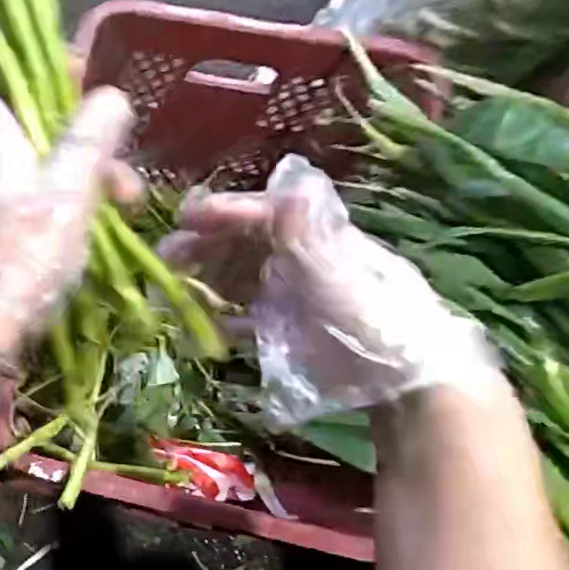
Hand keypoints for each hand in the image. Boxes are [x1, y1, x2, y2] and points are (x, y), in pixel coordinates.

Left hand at [0, 88, 138, 351]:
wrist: (0, 324)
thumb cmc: (29, 255)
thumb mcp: (67, 191)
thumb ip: (89, 140)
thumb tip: (110, 94)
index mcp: (5, 149)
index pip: (6, 88)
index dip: (41, 72)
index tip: (84, 73)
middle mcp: (6, 169)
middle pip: (49, 129)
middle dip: (94, 138)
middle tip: (124, 165)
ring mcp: (17, 201)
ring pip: (64, 166)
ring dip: (101, 177)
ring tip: (129, 205)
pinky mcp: (29, 231)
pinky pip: (65, 200)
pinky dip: (90, 204)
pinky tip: (115, 221)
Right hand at [158, 154, 500, 426]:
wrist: (404, 381)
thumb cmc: (374, 324)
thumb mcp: (339, 277)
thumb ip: (307, 238)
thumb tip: (288, 188)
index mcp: (315, 239)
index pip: (262, 213)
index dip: (224, 211)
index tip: (184, 217)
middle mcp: (297, 260)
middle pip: (240, 243)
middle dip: (200, 246)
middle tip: (163, 258)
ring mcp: (288, 293)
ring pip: (234, 278)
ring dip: (200, 280)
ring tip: (168, 293)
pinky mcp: (282, 327)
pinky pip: (239, 316)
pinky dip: (216, 319)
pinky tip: (195, 328)